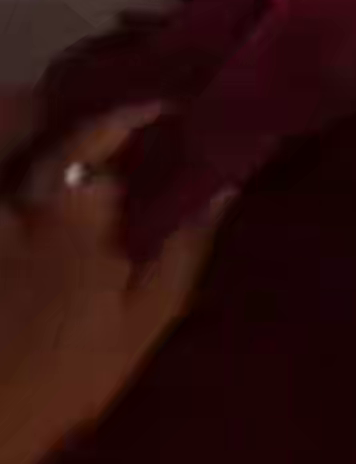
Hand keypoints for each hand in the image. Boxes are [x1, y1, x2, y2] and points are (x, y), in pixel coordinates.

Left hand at [0, 104, 230, 463]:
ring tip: (38, 115)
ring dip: (9, 137)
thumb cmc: (68, 374)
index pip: (80, 155)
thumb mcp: (147, 318)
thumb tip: (225, 188)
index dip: (118, 120)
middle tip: (71, 88)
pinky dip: (3, 174)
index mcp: (62, 237)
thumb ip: (184, 249)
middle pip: (2, 151)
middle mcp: (1, 230)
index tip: (162, 104)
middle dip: (30, 110)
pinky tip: (22, 169)